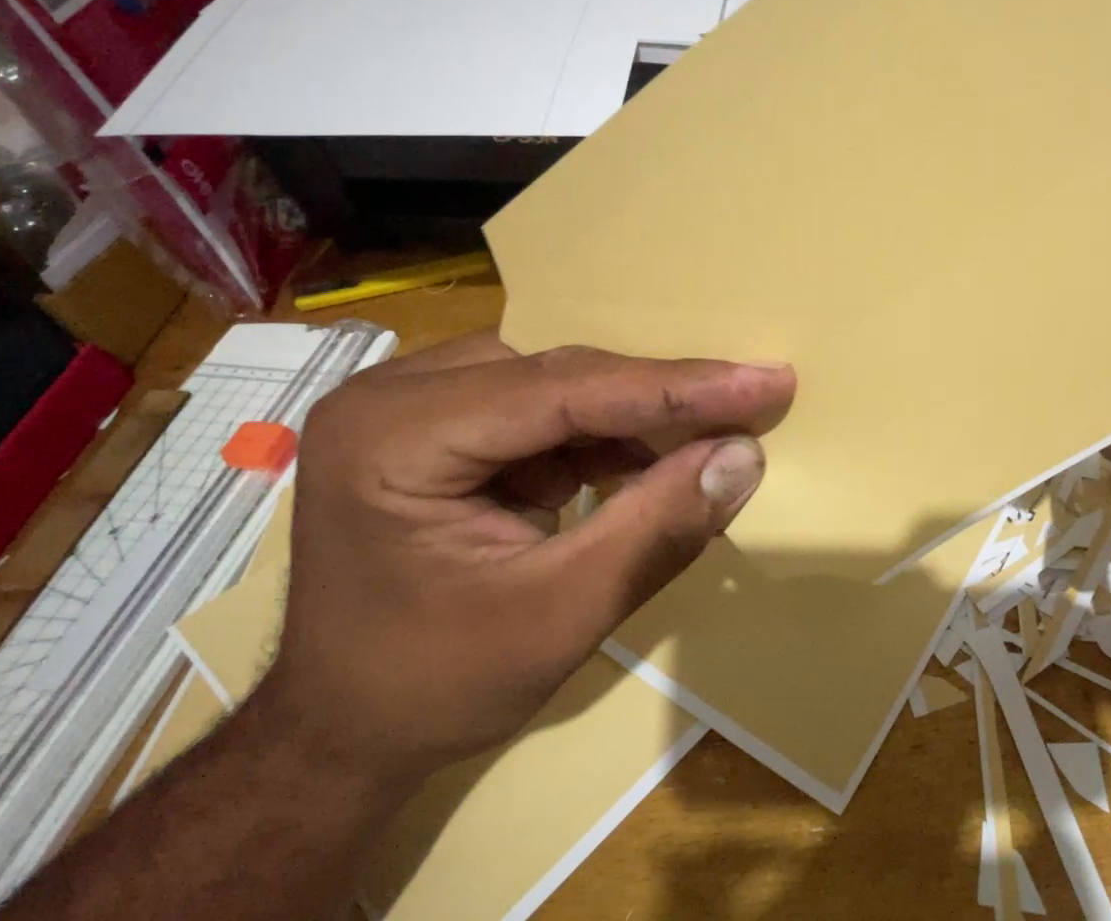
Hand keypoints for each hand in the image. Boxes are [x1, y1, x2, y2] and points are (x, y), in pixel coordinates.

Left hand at [253, 334, 796, 784]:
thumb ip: (655, 528)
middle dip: (660, 399)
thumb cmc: (435, 686)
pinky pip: (541, 412)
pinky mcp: (436, 432)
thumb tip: (744, 456)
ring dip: (634, 419)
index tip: (768, 381)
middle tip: (754, 406)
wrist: (343, 734)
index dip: (676, 387)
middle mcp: (392, 398)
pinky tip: (645, 467)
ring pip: (556, 386)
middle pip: (558, 375)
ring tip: (708, 443)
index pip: (561, 390)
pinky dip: (602, 440)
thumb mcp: (560, 615)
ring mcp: (408, 410)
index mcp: (393, 437)